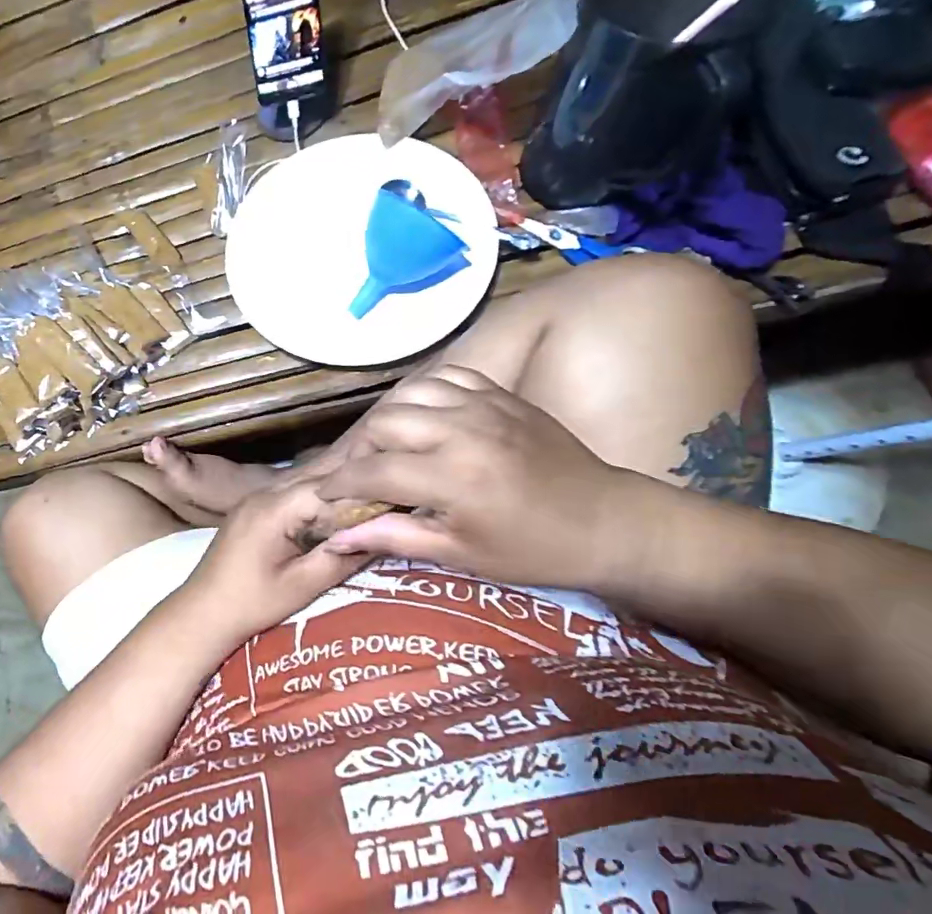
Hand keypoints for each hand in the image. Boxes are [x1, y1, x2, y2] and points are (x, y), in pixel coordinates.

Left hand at [176, 476, 374, 640]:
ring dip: (338, 481)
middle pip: (318, 474)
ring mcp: (257, 496)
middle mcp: (265, 492)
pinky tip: (342, 499)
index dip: (363, 488)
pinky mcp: (255, 506)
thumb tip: (382, 536)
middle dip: (355, 477)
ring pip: (306, 477)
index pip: (328, 486)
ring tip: (375, 486)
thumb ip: (339, 558)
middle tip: (392, 483)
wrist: (201, 613)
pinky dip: (320, 491)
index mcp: (275, 508)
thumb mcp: (301, 587)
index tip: (395, 494)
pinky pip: (294, 488)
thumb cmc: (250, 604)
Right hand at [315, 365, 655, 588]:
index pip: (375, 471)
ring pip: (410, 394)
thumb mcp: (461, 554)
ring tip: (388, 445)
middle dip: (361, 449)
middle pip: (384, 423)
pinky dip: (424, 393)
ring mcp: (483, 405)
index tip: (326, 495)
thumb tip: (337, 538)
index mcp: (453, 478)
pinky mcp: (500, 395)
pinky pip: (446, 377)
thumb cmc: (532, 550)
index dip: (341, 484)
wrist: (605, 521)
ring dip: (388, 418)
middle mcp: (462, 431)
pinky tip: (422, 415)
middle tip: (362, 475)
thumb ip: (395, 538)